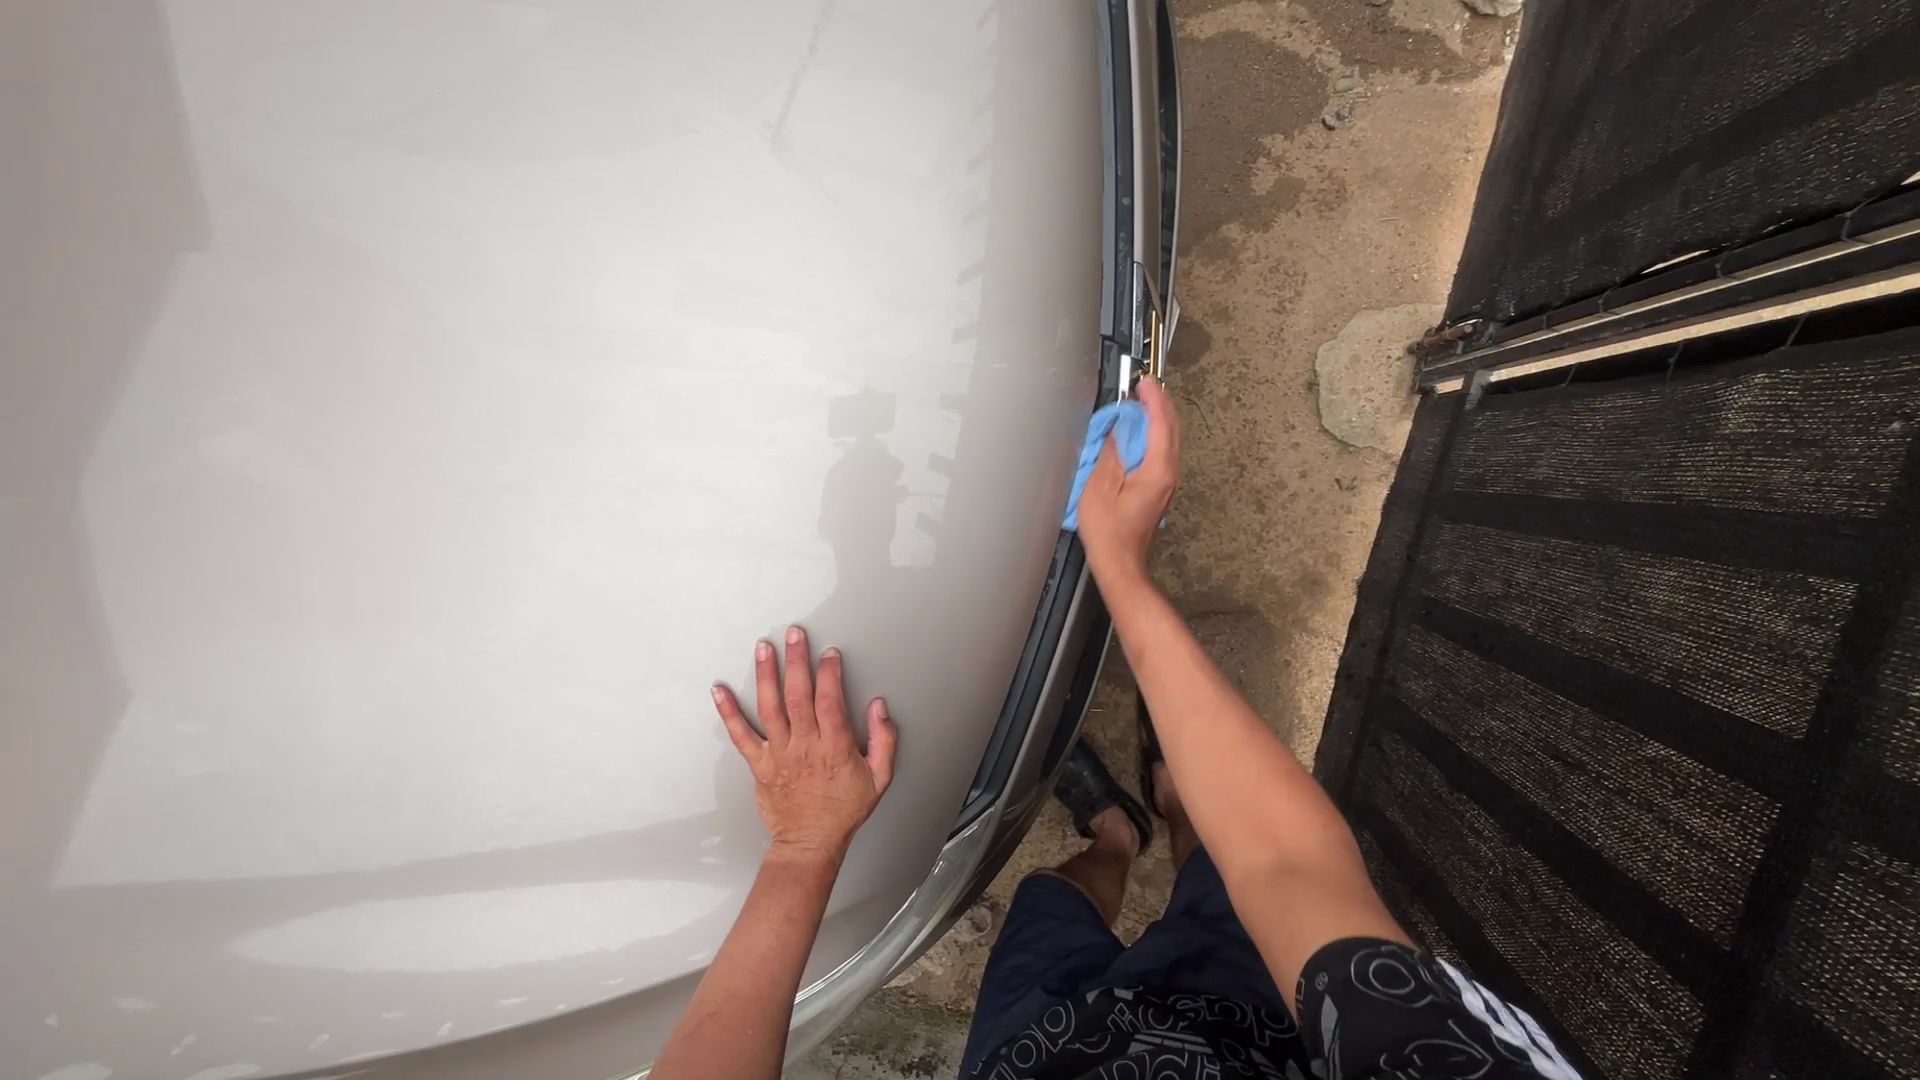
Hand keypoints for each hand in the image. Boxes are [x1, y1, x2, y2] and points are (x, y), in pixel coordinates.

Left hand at [712, 626, 896, 864]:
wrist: (810, 843)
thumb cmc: (844, 810)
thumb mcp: (879, 778)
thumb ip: (884, 740)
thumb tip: (879, 707)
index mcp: (834, 748)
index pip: (830, 702)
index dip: (830, 674)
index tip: (829, 654)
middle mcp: (804, 746)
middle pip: (798, 696)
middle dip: (796, 661)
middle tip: (795, 634)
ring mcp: (779, 754)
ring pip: (770, 708)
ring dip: (766, 675)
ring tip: (763, 648)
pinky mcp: (760, 764)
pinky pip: (741, 735)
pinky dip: (728, 712)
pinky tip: (719, 691)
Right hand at [1077, 376, 1181, 586]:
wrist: (1121, 562)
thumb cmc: (1109, 532)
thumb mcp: (1100, 487)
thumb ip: (1110, 453)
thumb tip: (1116, 431)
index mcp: (1157, 470)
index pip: (1160, 424)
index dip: (1153, 399)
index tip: (1144, 382)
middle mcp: (1169, 474)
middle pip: (1172, 429)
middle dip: (1160, 403)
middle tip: (1145, 386)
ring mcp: (1167, 483)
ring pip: (1170, 440)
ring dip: (1158, 418)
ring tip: (1142, 402)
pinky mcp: (1159, 490)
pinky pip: (1162, 453)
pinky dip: (1154, 435)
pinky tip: (1140, 432)